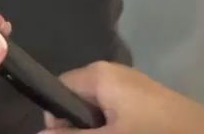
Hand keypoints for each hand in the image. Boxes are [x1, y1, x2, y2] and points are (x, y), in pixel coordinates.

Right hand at [40, 62, 203, 133]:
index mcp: (100, 75)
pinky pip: (119, 121)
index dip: (56, 118)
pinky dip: (115, 133)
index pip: (59, 87)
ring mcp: (133, 92)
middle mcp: (114, 76)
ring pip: (100, 117)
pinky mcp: (148, 108)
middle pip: (79, 103)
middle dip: (79, 131)